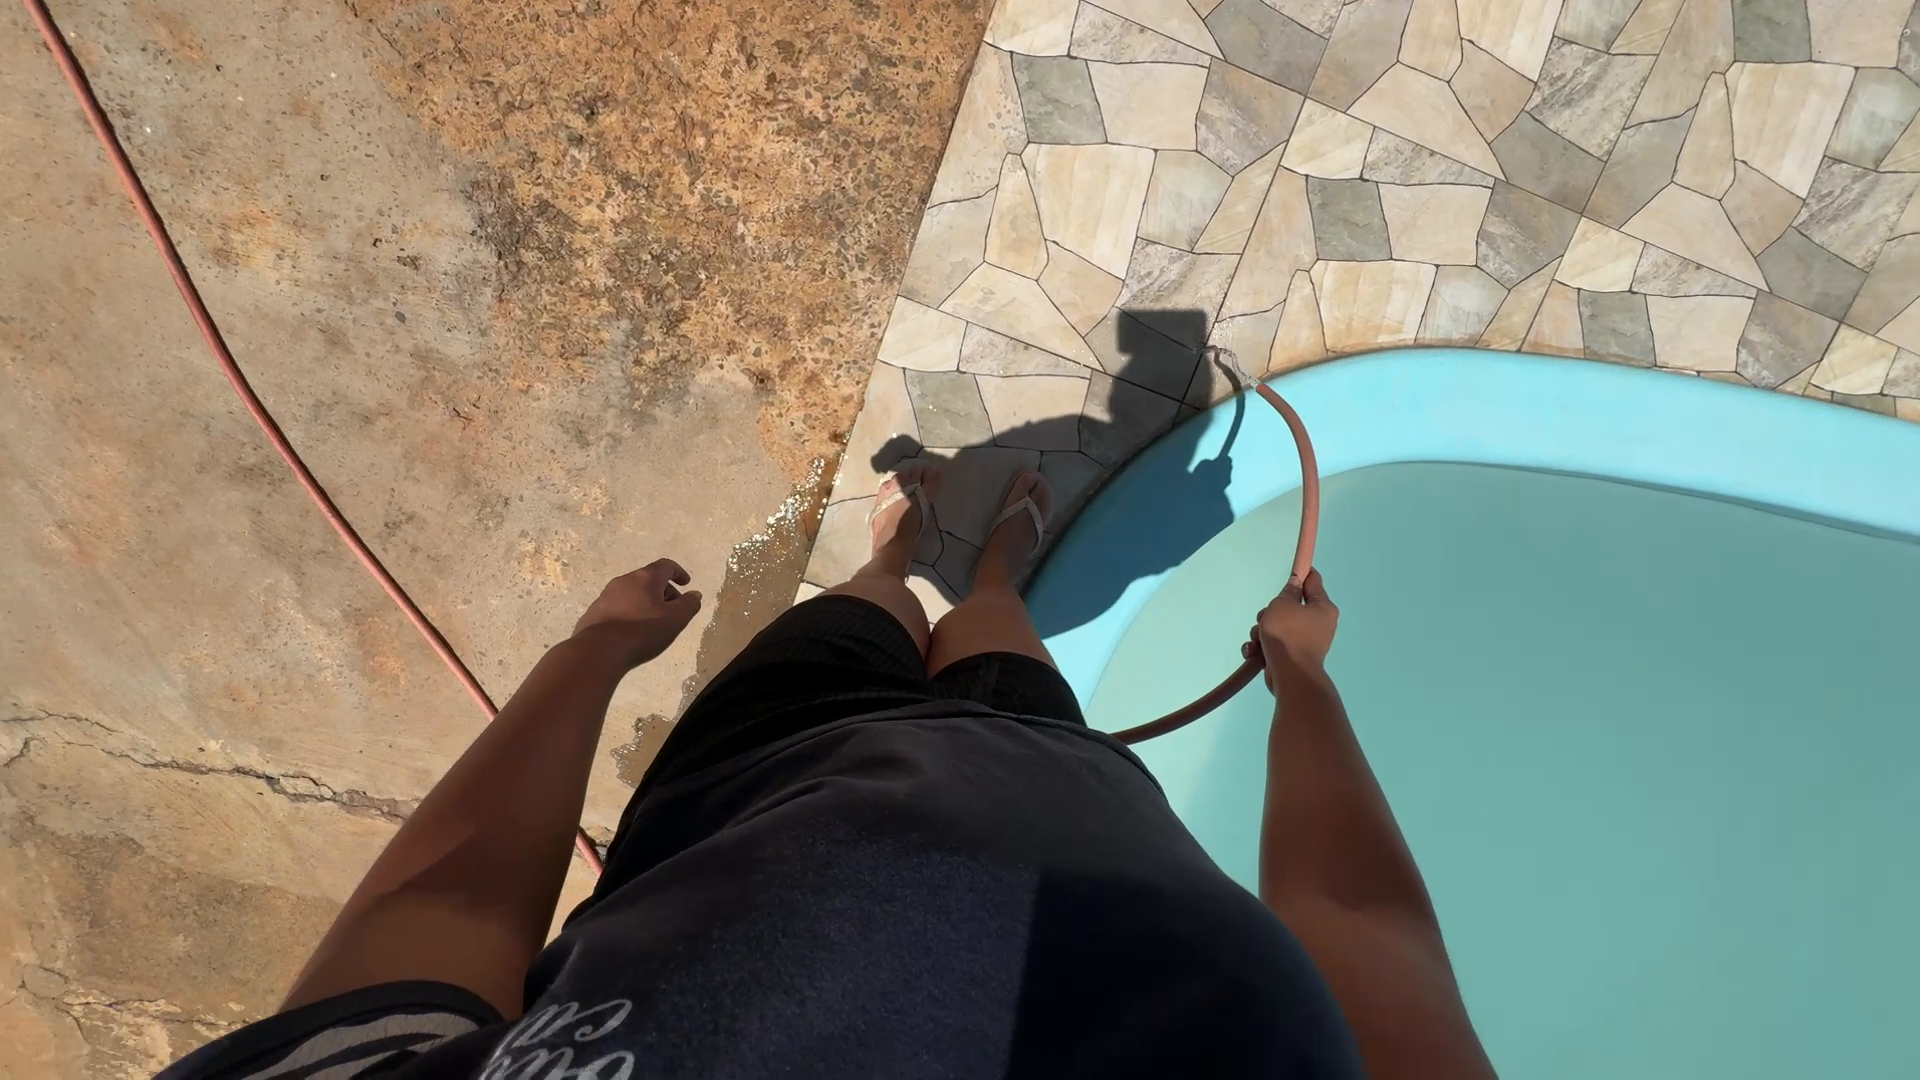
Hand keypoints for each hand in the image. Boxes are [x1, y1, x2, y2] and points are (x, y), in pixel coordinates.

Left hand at [571, 559, 702, 667]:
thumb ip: (689, 604)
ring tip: (653, 623)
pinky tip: (632, 632)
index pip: (666, 566)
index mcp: (646, 578)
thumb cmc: (643, 631)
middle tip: (673, 609)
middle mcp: (624, 581)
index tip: (686, 584)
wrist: (598, 651)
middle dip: (664, 591)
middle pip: (648, 579)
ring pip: (632, 593)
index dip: (679, 573)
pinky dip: (630, 613)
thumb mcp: (676, 619)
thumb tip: (694, 594)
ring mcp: (605, 596)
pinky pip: (618, 607)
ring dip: (645, 603)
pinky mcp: (593, 613)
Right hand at [1255, 568, 1337, 689]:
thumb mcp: (1283, 604)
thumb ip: (1288, 592)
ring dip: (1261, 631)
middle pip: (1289, 607)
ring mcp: (1305, 641)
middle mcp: (1318, 624)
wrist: (1289, 674)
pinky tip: (1254, 652)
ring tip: (1257, 639)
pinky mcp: (1292, 656)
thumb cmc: (1288, 634)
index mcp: (1323, 608)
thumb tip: (1295, 586)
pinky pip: (1273, 644)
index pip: (1313, 581)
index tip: (1290, 570)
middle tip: (1265, 617)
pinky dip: (1261, 647)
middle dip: (1270, 612)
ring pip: (1277, 626)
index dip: (1300, 573)